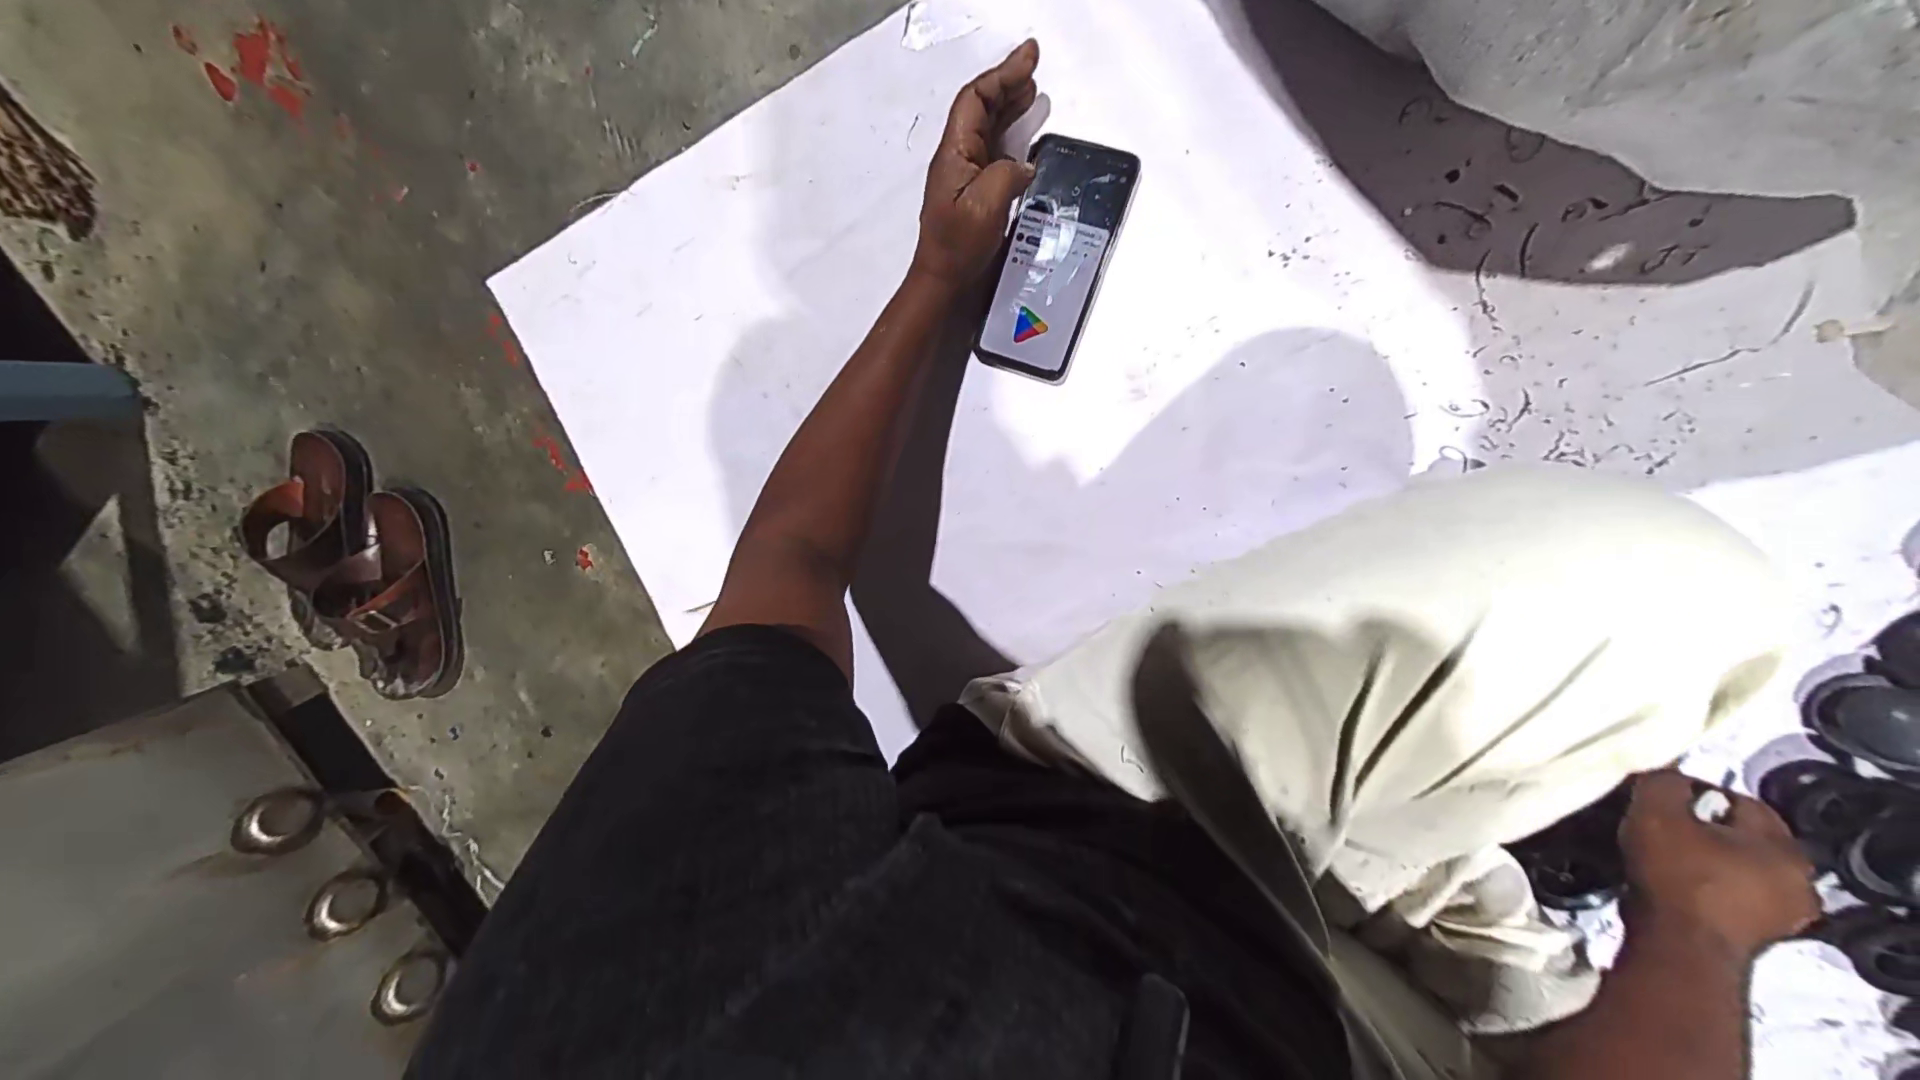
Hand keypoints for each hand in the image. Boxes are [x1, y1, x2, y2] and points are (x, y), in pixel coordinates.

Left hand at [911, 40, 1039, 288]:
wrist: (943, 283)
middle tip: (1033, 71)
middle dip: (1007, 86)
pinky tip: (1025, 142)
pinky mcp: (974, 197)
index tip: (1028, 60)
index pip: (975, 100)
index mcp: (954, 155)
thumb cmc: (955, 250)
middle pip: (981, 110)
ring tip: (1032, 96)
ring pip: (988, 131)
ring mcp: (965, 179)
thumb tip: (1024, 166)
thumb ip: (1008, 175)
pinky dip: (1012, 140)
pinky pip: (994, 156)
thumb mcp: (985, 206)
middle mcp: (957, 162)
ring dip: (1010, 110)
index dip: (1001, 75)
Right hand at [1618, 770, 1818, 958]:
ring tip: (1665, 852)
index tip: (1659, 796)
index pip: (1742, 801)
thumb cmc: (1674, 871)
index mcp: (1784, 849)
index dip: (1697, 792)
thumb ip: (1664, 783)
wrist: (1679, 941)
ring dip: (1707, 857)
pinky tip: (1678, 882)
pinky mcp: (1762, 934)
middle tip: (1661, 824)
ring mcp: (1785, 913)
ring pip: (1740, 867)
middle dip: (1704, 827)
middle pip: (1744, 837)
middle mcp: (1800, 881)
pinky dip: (1709, 883)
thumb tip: (1669, 775)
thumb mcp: (1655, 813)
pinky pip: (1735, 894)